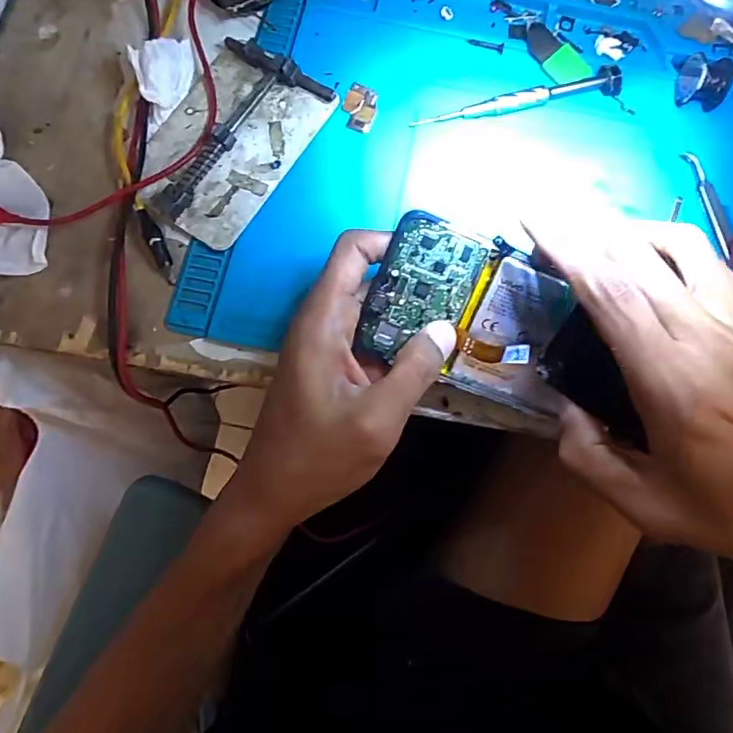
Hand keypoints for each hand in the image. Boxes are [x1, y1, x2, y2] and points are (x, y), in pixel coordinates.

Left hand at [222, 229, 456, 531]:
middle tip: (460, 287)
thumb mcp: (376, 419)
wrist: (272, 491)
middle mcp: (321, 321)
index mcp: (322, 320)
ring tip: (455, 314)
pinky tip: (430, 351)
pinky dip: (396, 337)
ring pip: (369, 309)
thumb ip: (413, 371)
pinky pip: (366, 336)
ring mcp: (324, 342)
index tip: (432, 254)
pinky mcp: (330, 363)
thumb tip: (445, 327)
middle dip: (411, 277)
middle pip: (366, 277)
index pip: (351, 252)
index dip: (388, 240)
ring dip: (407, 310)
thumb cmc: (317, 457)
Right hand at [529, 210, 732, 587]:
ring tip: (590, 239)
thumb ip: (588, 457)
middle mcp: (705, 332)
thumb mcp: (651, 510)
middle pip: (632, 254)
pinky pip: (703, 257)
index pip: (608, 289)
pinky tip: (643, 261)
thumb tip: (563, 407)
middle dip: (579, 228)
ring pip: (672, 242)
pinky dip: (660, 243)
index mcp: (672, 379)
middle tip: (544, 222)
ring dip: (621, 229)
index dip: (564, 248)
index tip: (532, 222)